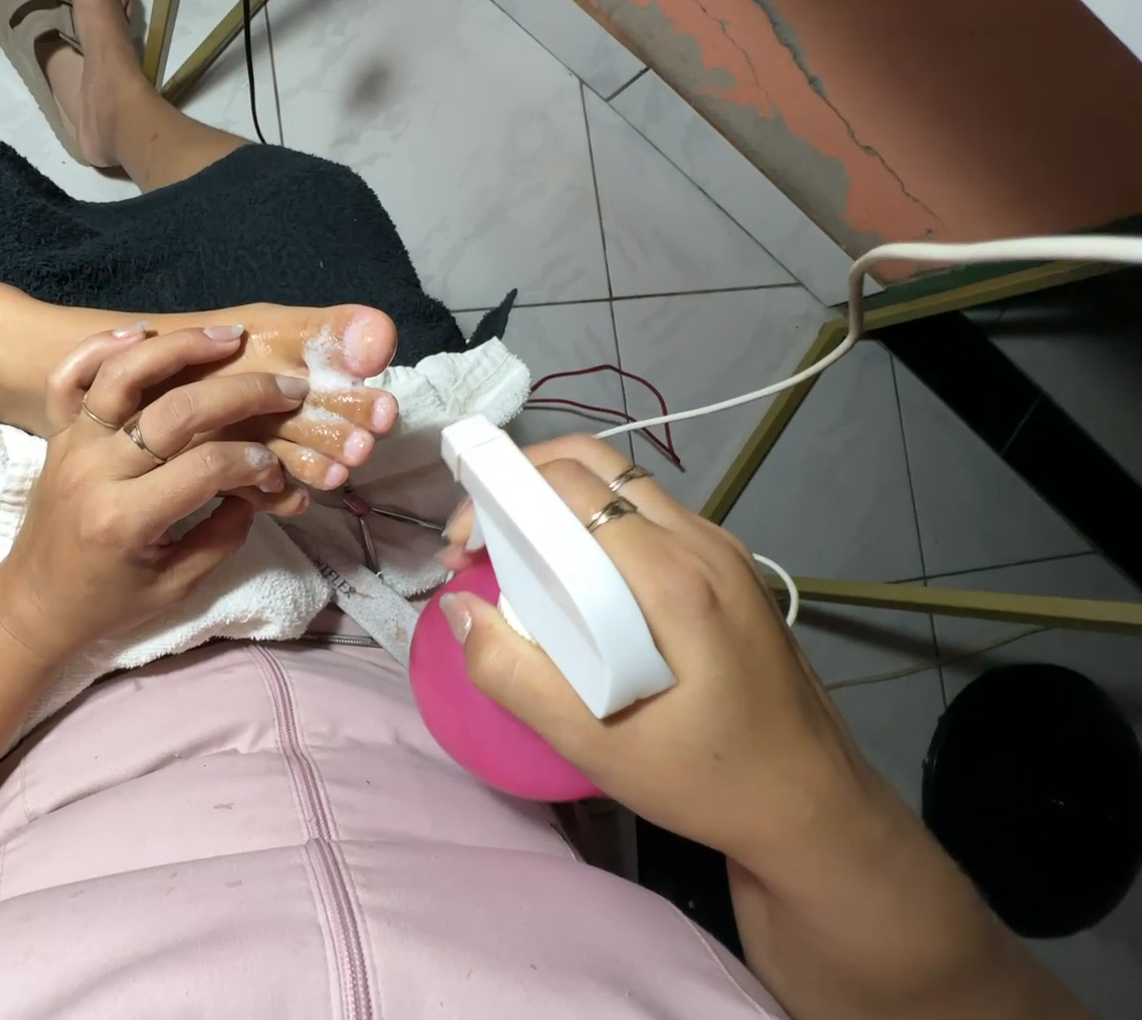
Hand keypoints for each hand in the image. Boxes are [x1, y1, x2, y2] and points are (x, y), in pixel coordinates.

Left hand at [0, 327, 309, 662]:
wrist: (33, 604)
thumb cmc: (107, 604)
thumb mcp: (175, 587)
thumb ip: (222, 536)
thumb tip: (263, 486)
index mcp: (125, 520)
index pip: (204, 468)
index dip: (251, 462)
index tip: (275, 466)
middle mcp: (95, 471)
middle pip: (175, 411)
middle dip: (241, 394)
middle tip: (287, 388)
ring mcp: (71, 445)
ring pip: (123, 375)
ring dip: (180, 348)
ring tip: (229, 338)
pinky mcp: (57, 434)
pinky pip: (69, 378)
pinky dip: (101, 348)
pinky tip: (142, 331)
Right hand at [437, 435, 881, 862]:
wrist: (815, 808)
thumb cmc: (703, 778)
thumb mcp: (589, 744)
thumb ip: (510, 672)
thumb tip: (457, 604)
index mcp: (672, 578)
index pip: (568, 484)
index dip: (497, 494)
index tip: (460, 548)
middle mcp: (700, 544)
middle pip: (592, 464)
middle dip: (516, 483)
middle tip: (476, 542)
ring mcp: (718, 550)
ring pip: (617, 483)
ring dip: (550, 498)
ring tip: (510, 552)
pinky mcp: (722, 566)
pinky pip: (641, 513)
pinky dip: (585, 518)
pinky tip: (566, 572)